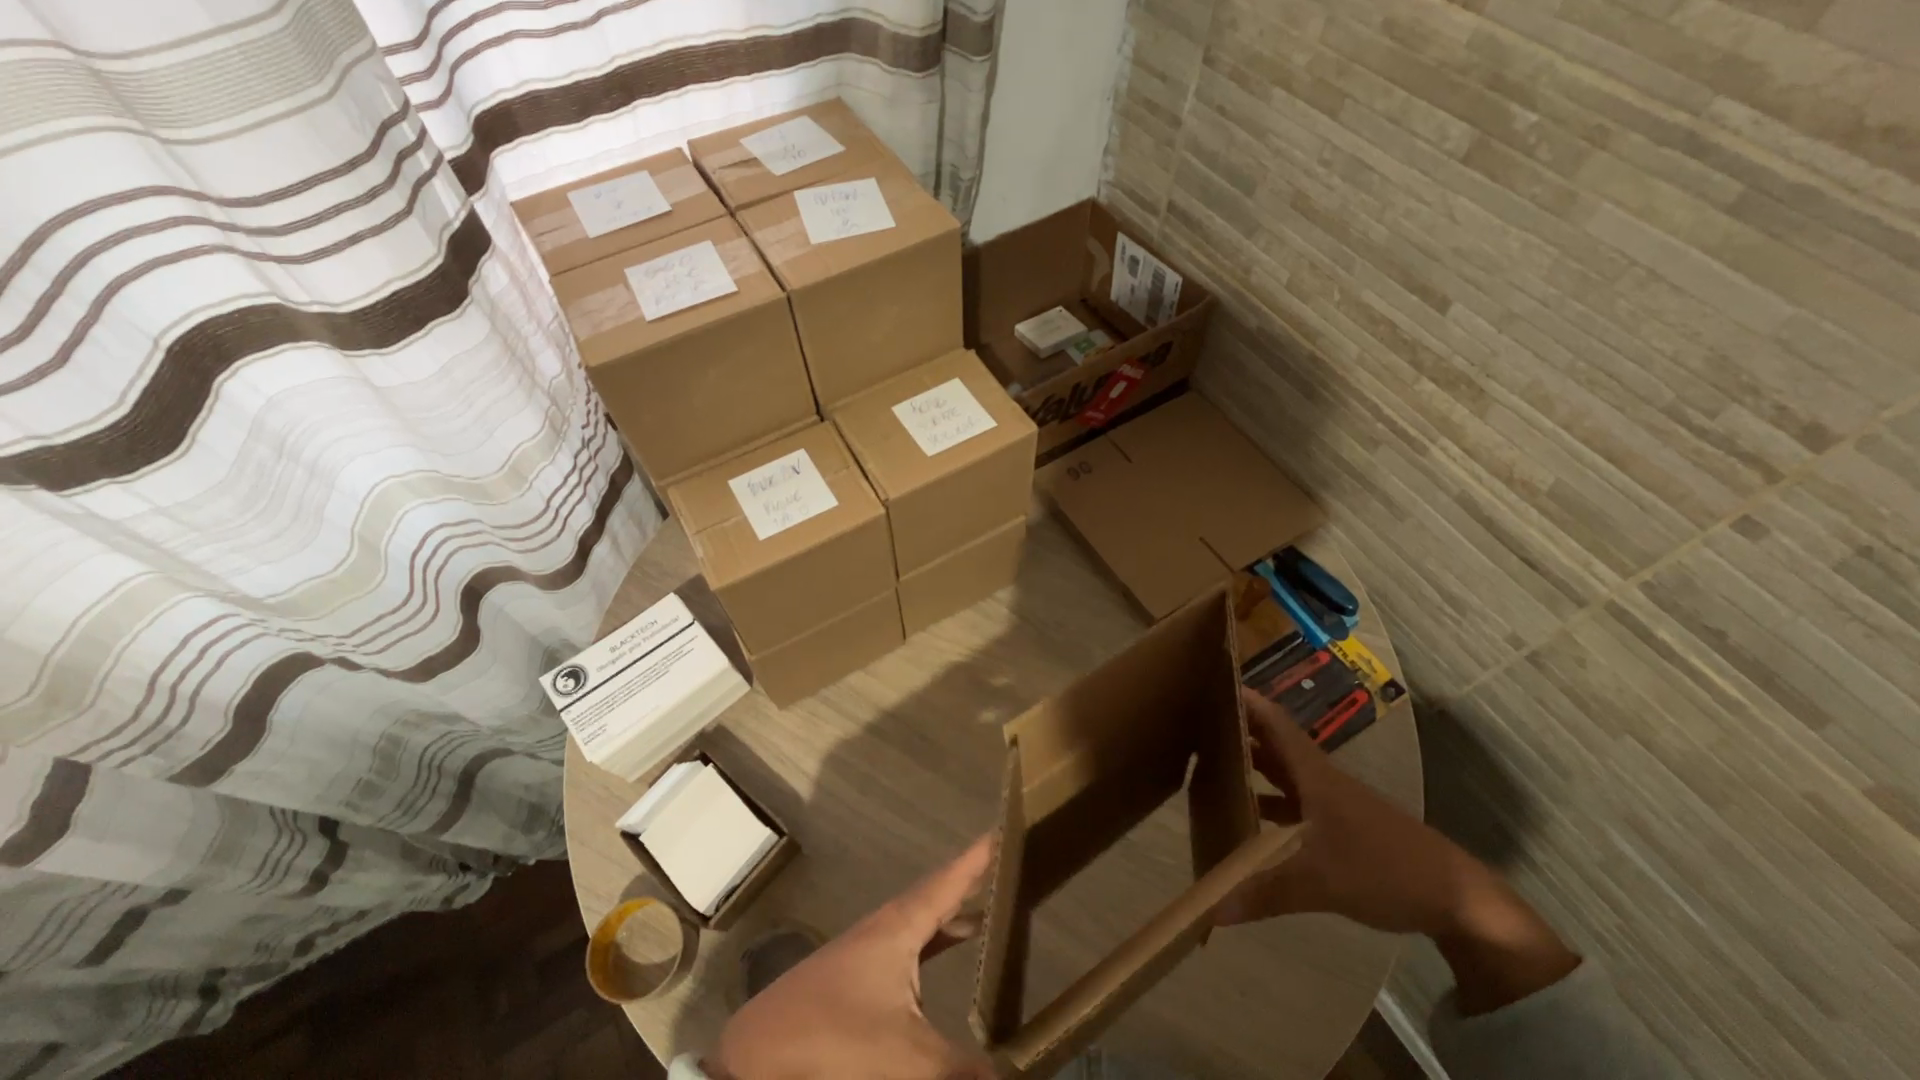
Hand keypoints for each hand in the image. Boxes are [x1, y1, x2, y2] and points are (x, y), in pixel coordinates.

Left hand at [711, 837, 994, 1078]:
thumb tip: (1007, 1077)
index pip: (947, 883)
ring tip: (981, 917)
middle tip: (1002, 869)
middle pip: (932, 898)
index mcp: (898, 929)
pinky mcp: (848, 981)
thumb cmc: (835, 1042)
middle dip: (966, 885)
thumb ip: (963, 1069)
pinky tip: (934, 966)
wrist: (757, 1060)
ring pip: (915, 926)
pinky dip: (926, 948)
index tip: (1002, 829)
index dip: (978, 860)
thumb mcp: (909, 1061)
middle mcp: (881, 931)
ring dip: (946, 919)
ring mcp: (861, 955)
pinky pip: (901, 952)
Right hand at [1216, 688, 1578, 1013]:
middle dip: (1239, 731)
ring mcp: (1333, 806)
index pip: (1276, 724)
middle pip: (1274, 746)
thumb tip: (1211, 910)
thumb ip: (1265, 893)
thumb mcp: (1320, 883)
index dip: (1247, 701)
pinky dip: (1268, 804)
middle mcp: (1322, 783)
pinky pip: (1294, 806)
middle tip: (1195, 722)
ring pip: (1284, 776)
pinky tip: (1245, 818)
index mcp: (1316, 777)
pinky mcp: (1342, 830)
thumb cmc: (1385, 870)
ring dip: (1251, 767)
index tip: (1211, 681)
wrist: (1454, 897)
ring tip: (1207, 764)